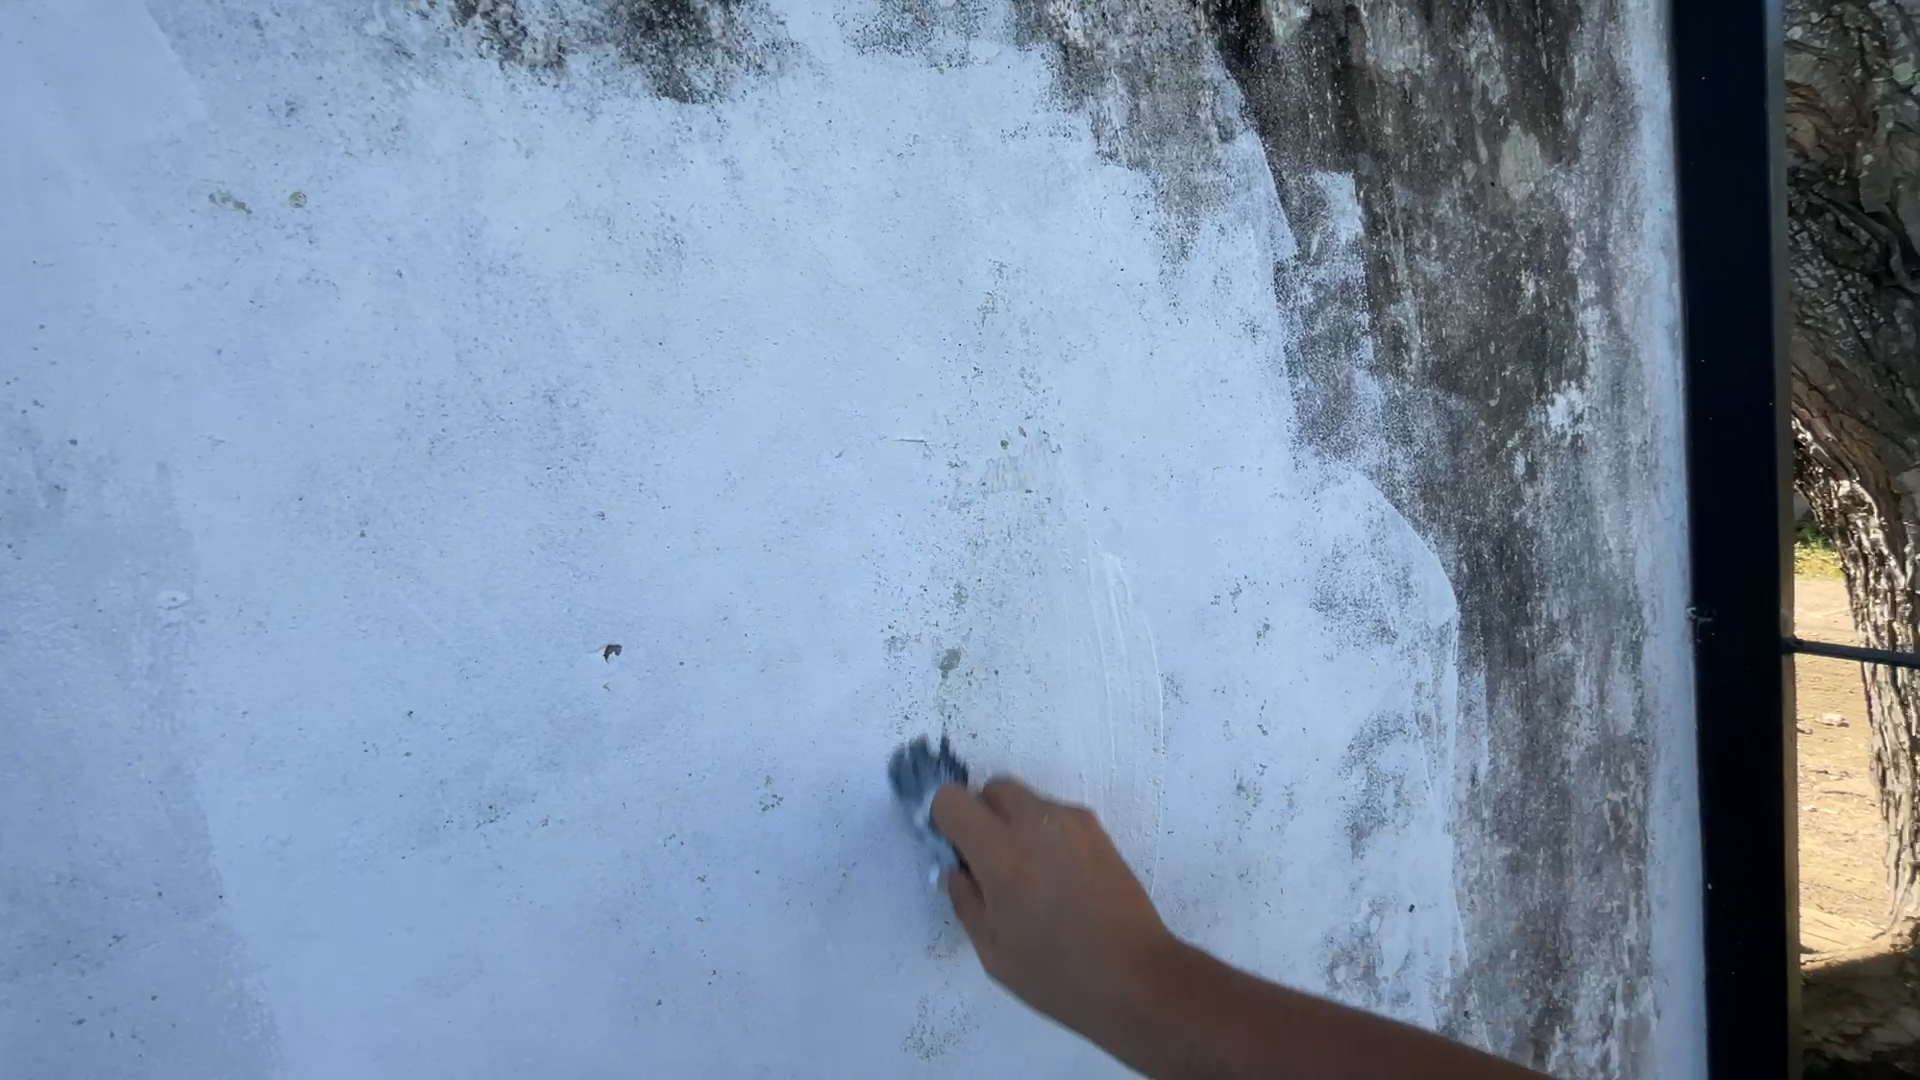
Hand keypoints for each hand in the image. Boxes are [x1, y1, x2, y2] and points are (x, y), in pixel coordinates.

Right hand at [930, 779, 1173, 1040]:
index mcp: (1002, 854)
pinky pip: (1053, 813)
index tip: (955, 850)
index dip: (944, 820)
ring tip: (1030, 875)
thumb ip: (965, 898)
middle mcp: (1035, 823)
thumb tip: (958, 866)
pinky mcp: (1095, 826)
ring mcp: (1070, 819)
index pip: (952, 800)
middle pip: (990, 788)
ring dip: (1013, 823)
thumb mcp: (992, 952)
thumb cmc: (1058, 975)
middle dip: (981, 815)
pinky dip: (1042, 832)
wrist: (1136, 977)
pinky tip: (1058, 877)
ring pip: (1024, 798)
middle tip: (990, 862)